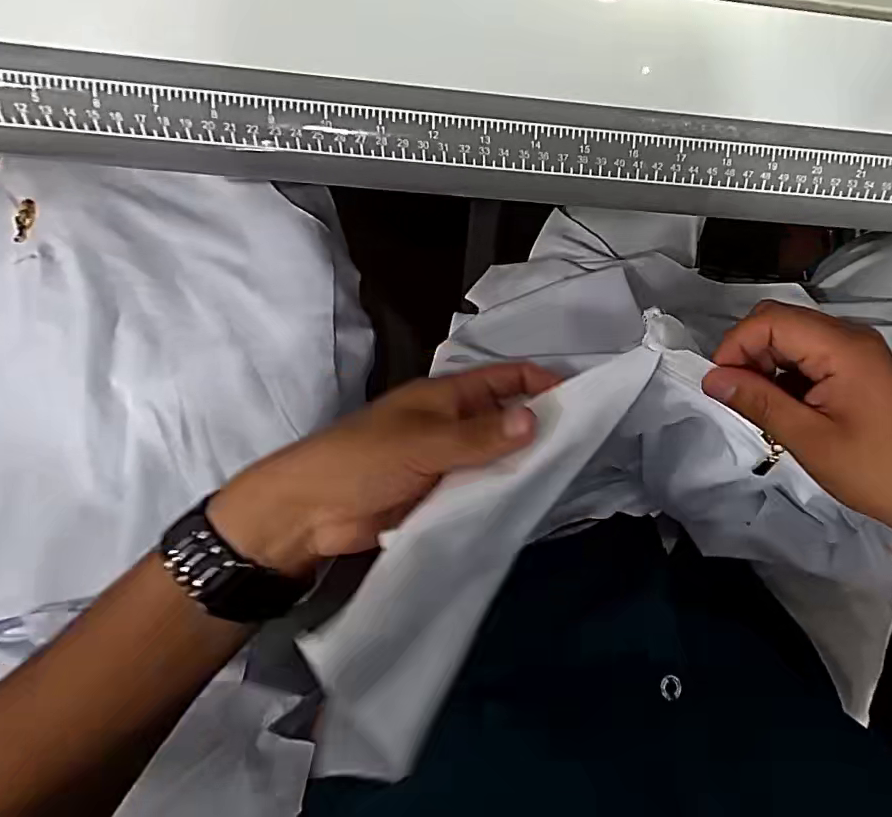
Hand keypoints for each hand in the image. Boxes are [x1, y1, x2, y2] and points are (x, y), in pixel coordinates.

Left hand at [207, 362, 561, 576]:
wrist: (309, 514)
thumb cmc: (363, 459)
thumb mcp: (424, 442)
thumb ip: (480, 435)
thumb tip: (536, 419)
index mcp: (450, 395)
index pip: (507, 376)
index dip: (542, 381)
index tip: (578, 400)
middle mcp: (456, 422)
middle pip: (509, 415)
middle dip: (540, 424)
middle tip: (582, 444)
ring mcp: (452, 459)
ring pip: (500, 454)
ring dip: (525, 461)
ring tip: (566, 475)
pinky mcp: (445, 493)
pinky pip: (484, 486)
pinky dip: (505, 490)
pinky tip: (530, 502)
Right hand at [701, 301, 891, 533]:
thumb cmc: (877, 472)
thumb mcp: (808, 439)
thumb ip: (758, 401)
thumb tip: (714, 378)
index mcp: (844, 347)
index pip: (770, 319)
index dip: (736, 344)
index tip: (720, 381)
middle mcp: (852, 337)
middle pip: (780, 321)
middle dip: (748, 352)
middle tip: (737, 394)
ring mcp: (858, 350)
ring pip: (792, 337)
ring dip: (766, 364)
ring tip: (761, 406)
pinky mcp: (858, 367)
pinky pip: (809, 354)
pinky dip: (786, 373)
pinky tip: (785, 406)